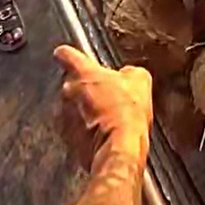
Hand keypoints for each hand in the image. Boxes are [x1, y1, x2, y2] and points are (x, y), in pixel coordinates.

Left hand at [54, 44, 151, 167]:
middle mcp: (68, 91)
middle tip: (103, 96)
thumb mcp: (139, 81)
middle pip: (70, 83)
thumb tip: (127, 75)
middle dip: (84, 89)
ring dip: (83, 112)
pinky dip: (84, 133)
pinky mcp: (67, 140)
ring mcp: (65, 117)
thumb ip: (128, 72)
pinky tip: (102, 136)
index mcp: (83, 72)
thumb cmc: (126, 113)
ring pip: (72, 108)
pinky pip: (74, 131)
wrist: (119, 150)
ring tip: (105, 119)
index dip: (69, 55)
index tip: (69, 56)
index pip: (66, 54)